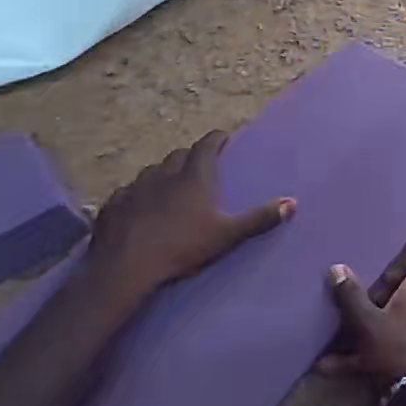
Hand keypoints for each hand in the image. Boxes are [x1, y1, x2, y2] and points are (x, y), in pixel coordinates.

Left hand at [89, 131, 294, 303]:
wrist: (125, 267)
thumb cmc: (182, 247)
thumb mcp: (227, 235)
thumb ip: (259, 219)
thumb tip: (292, 204)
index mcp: (193, 178)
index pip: (206, 146)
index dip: (216, 139)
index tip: (224, 137)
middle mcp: (163, 175)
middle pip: (178, 155)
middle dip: (191, 156)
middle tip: (200, 165)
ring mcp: (134, 188)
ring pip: (152, 171)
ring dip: (164, 173)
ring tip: (171, 185)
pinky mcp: (113, 205)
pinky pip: (128, 191)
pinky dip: (139, 193)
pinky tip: (140, 206)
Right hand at [326, 227, 405, 387]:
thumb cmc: (399, 349)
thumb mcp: (369, 322)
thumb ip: (351, 297)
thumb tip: (336, 267)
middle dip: (394, 272)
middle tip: (374, 261)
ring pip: (388, 314)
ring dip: (365, 313)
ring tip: (338, 309)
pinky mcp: (400, 355)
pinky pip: (373, 347)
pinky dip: (351, 355)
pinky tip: (323, 364)